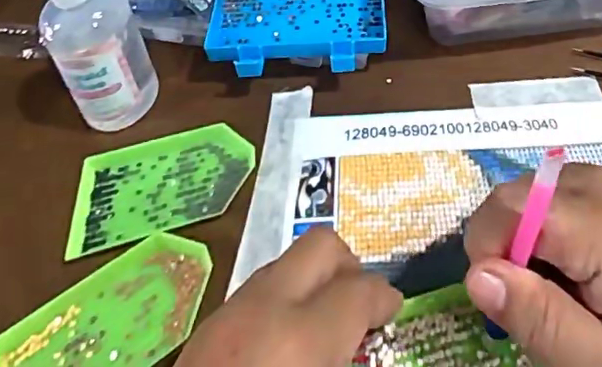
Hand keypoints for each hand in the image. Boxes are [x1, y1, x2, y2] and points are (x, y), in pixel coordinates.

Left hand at [176, 226, 398, 366]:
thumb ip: (344, 357)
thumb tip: (362, 342)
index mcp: (300, 340)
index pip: (359, 290)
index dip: (385, 299)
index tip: (393, 312)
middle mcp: (266, 308)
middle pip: (322, 247)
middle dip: (351, 268)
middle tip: (362, 308)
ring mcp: (231, 311)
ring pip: (288, 262)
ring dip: (316, 282)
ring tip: (326, 328)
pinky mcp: (208, 326)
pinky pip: (260, 289)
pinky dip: (285, 300)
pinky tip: (285, 345)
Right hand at [462, 163, 601, 366]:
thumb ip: (540, 319)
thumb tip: (474, 275)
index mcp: (597, 221)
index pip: (506, 206)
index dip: (488, 251)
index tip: (505, 306)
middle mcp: (589, 182)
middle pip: (509, 202)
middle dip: (505, 254)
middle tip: (535, 311)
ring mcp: (591, 180)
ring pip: (519, 203)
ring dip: (519, 251)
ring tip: (556, 298)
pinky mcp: (593, 188)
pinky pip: (538, 203)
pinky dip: (537, 241)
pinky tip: (565, 276)